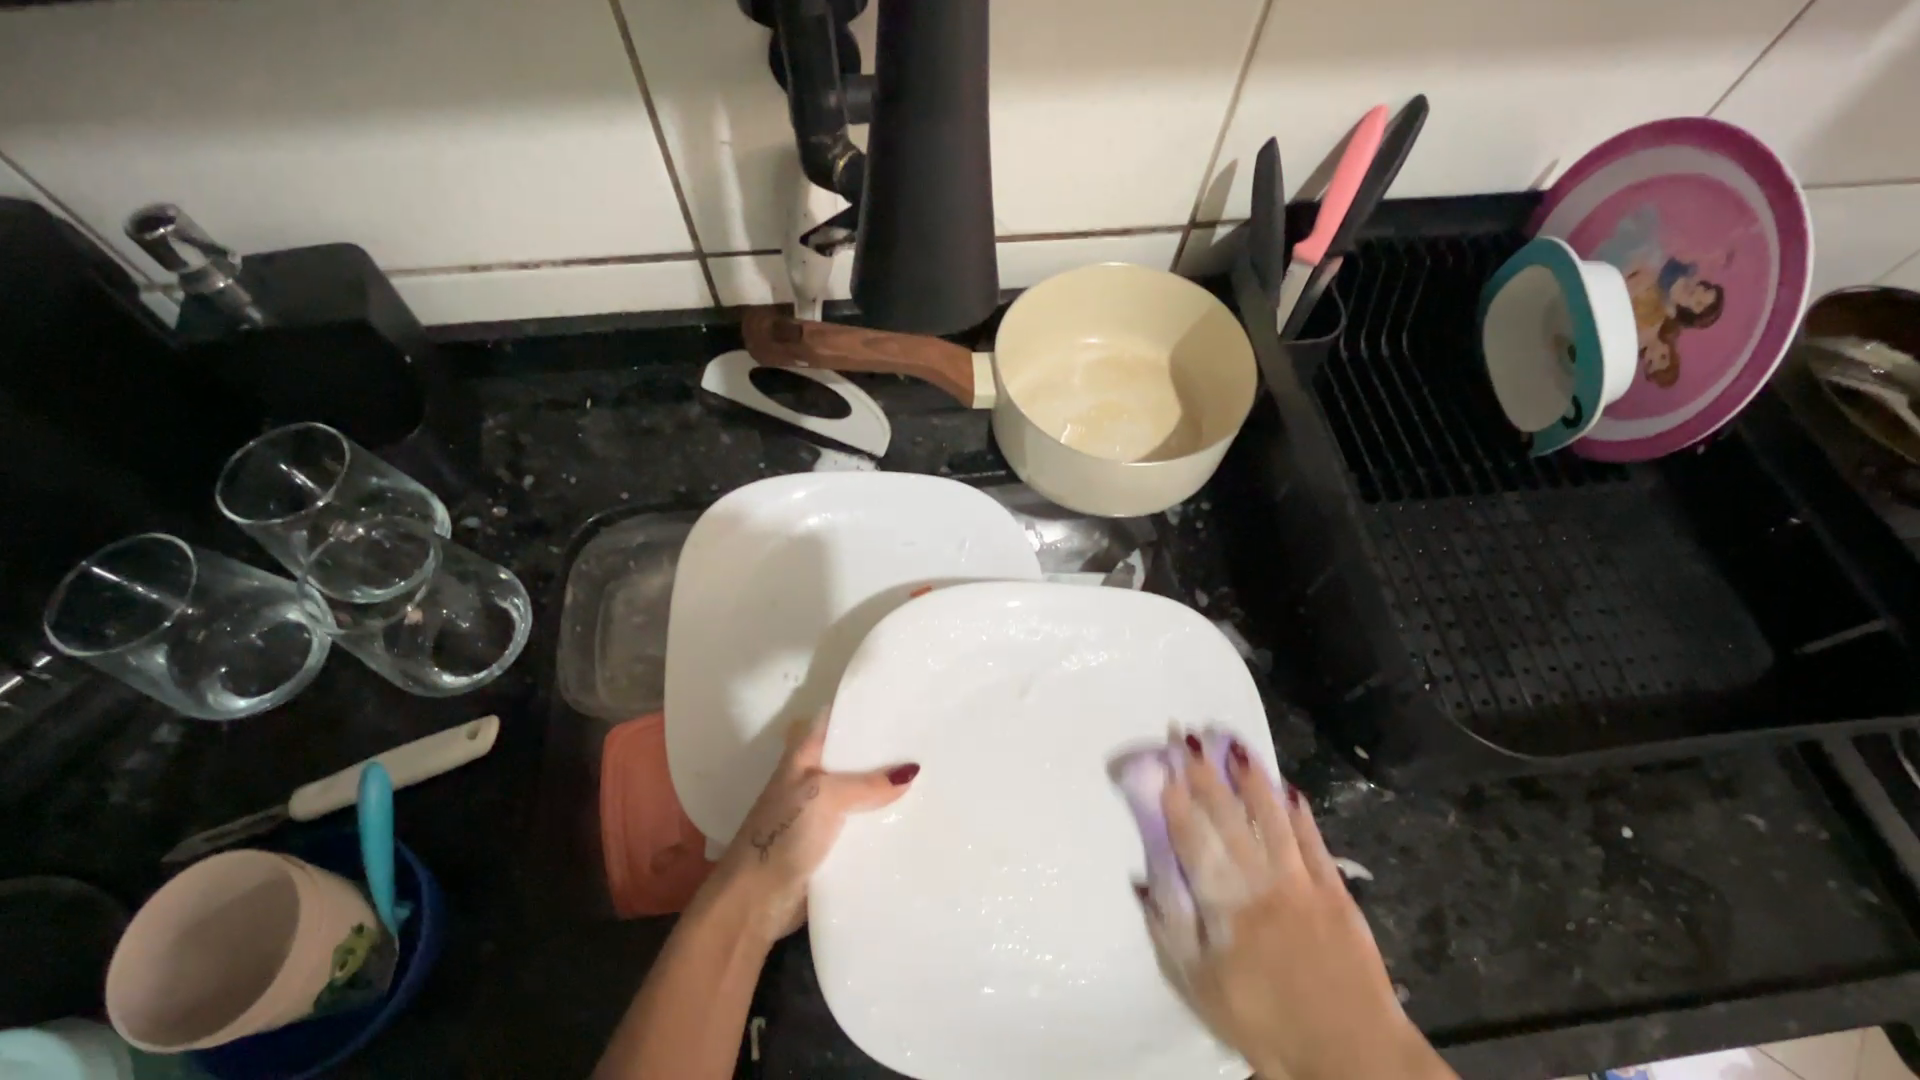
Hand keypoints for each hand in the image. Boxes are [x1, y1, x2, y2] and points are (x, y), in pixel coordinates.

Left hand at [705, 708, 919, 943]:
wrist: (756, 899)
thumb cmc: (783, 834)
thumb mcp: (824, 796)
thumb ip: (866, 782)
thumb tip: (911, 771)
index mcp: (804, 755)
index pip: (836, 720)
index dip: (864, 709)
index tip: (903, 703)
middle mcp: (815, 778)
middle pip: (854, 757)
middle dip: (886, 751)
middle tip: (930, 741)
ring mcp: (823, 812)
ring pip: (863, 792)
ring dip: (889, 789)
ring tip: (934, 777)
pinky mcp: (831, 843)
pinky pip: (864, 824)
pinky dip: (884, 822)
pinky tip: (916, 817)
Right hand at [1144, 732, 1453, 1079]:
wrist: (1349, 1052)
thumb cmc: (1263, 1022)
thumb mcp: (1198, 987)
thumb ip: (1169, 929)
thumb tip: (1143, 881)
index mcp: (1224, 903)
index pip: (1193, 838)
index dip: (1175, 799)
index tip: (1160, 764)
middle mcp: (1261, 880)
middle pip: (1228, 818)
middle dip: (1205, 775)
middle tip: (1186, 738)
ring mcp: (1302, 882)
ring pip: (1272, 818)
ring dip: (1250, 780)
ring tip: (1233, 745)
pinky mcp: (1335, 892)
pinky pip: (1313, 841)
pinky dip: (1299, 813)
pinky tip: (1288, 788)